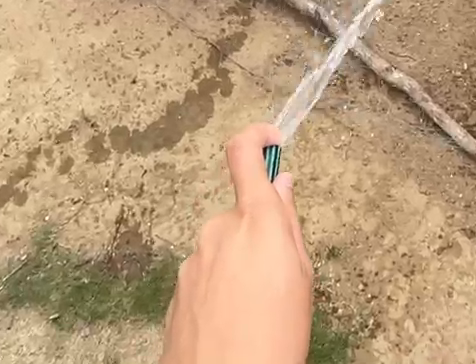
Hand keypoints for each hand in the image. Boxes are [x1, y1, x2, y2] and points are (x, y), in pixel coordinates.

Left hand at [160, 123, 311, 363]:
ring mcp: (191, 264)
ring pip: (223, 248)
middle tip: (278, 277)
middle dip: (259, 233)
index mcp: (255, 221)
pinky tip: (231, 327)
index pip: (243, 153)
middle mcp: (217, 232)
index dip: (257, 136)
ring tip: (255, 312)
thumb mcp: (301, 277)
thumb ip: (289, 224)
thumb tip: (281, 186)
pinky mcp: (174, 295)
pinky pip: (205, 276)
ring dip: (239, 265)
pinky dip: (220, 290)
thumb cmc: (278, 337)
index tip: (273, 142)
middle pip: (241, 213)